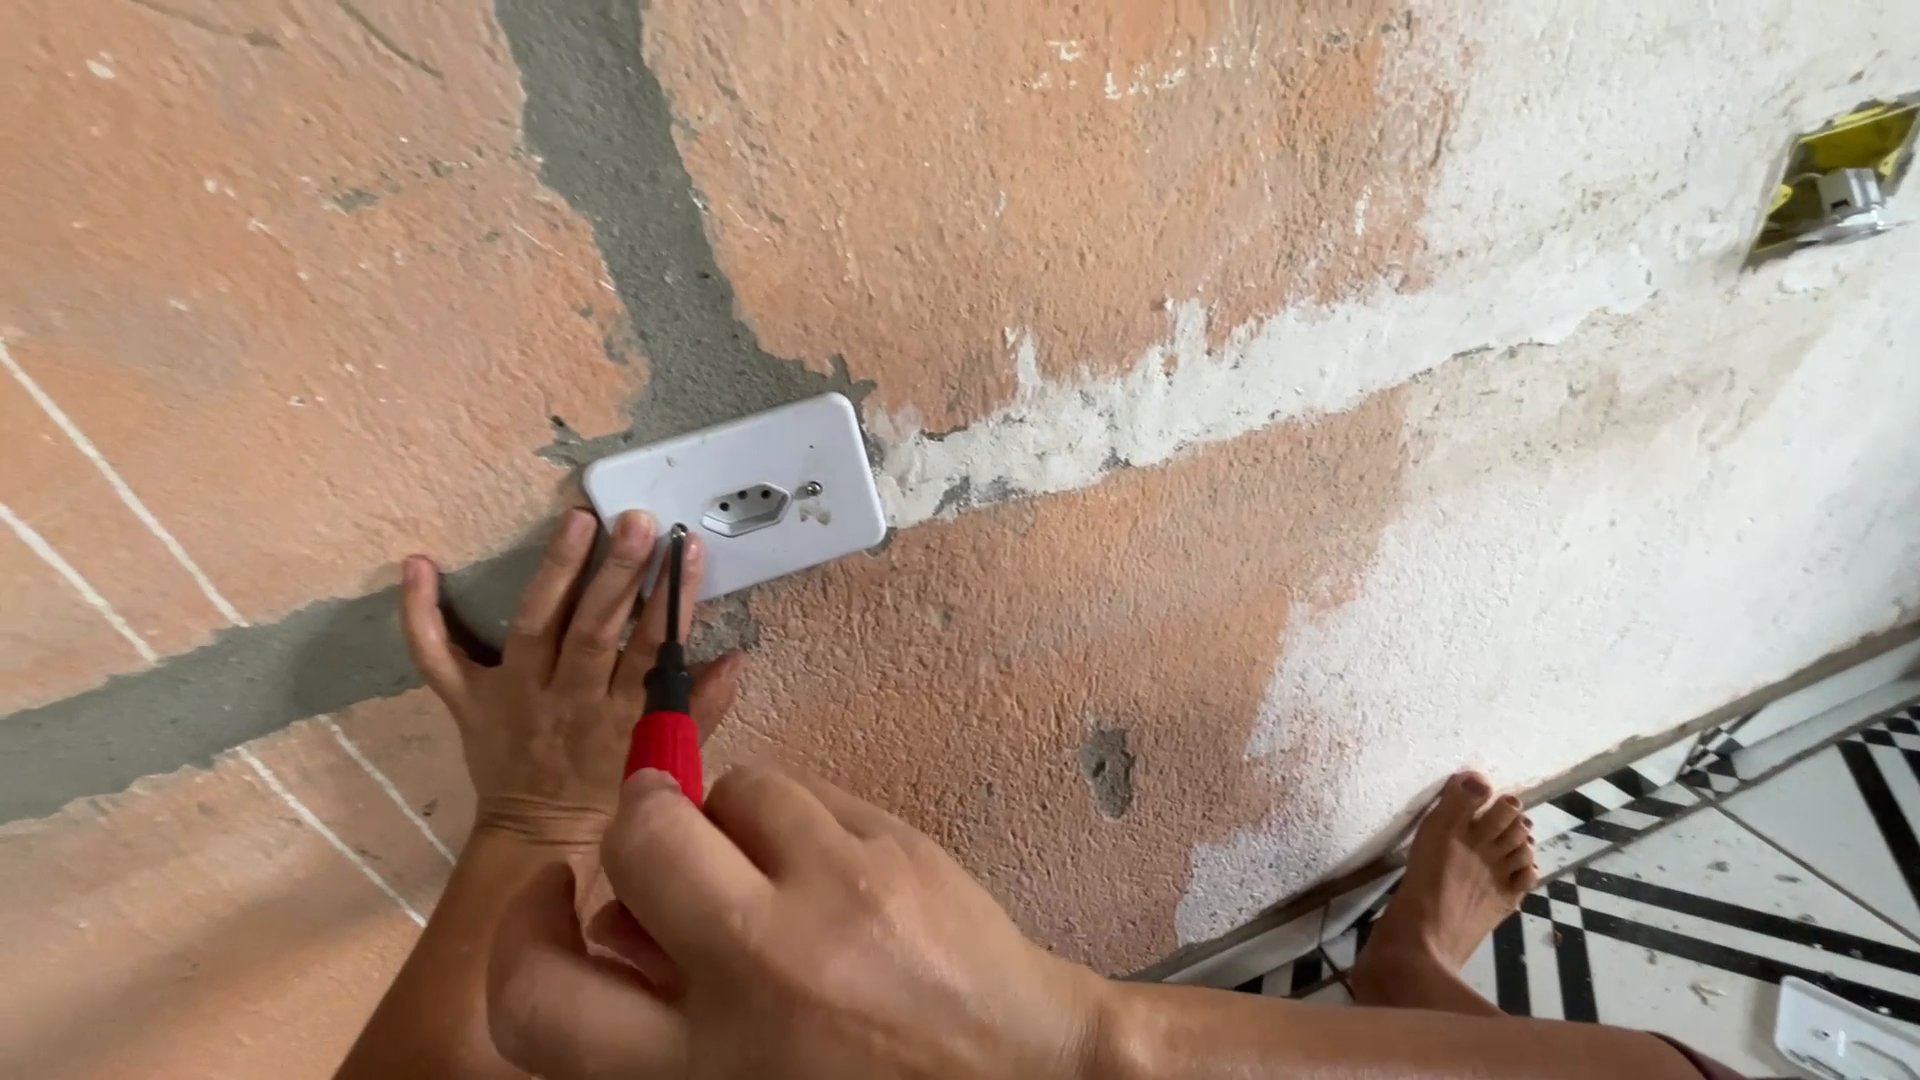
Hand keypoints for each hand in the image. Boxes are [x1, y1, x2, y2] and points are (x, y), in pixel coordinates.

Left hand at [399, 508, 744, 844]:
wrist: (541, 835)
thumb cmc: (613, 788)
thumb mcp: (668, 754)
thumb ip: (703, 706)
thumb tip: (737, 655)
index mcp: (621, 713)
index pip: (653, 646)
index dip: (673, 597)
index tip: (686, 548)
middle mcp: (568, 698)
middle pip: (596, 630)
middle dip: (618, 574)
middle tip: (635, 520)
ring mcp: (511, 696)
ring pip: (534, 629)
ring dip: (556, 573)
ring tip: (576, 521)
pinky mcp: (466, 701)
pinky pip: (437, 658)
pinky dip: (420, 615)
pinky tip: (418, 564)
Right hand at [487, 767, 1108, 1078]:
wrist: (1017, 1071)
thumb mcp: (739, 1079)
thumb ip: (663, 1016)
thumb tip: (616, 918)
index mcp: (698, 1071)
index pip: (538, 1003)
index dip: (521, 934)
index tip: (550, 892)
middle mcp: (757, 974)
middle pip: (638, 841)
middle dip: (633, 819)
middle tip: (656, 829)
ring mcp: (832, 895)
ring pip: (733, 788)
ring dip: (730, 810)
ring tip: (770, 854)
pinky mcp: (892, 846)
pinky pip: (808, 789)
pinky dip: (797, 810)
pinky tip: (830, 852)